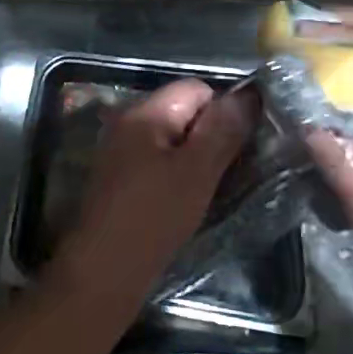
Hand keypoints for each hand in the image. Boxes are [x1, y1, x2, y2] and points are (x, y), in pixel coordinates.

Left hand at [53, 79, 251, 303]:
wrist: (105, 265)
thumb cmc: (154, 215)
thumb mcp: (197, 171)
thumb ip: (221, 130)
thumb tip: (247, 94)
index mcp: (145, 111)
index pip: (196, 88)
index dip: (224, 110)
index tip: (243, 145)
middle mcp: (128, 119)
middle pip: (182, 109)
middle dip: (211, 132)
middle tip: (234, 167)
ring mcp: (120, 145)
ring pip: (171, 135)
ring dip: (195, 154)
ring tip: (215, 184)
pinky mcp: (119, 172)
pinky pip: (156, 156)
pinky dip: (176, 169)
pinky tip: (188, 196)